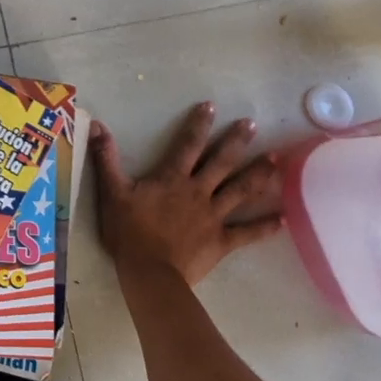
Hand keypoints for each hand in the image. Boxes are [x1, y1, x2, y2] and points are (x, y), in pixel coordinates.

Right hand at [91, 102, 280, 286]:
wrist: (149, 273)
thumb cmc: (129, 232)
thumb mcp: (112, 192)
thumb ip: (106, 158)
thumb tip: (96, 124)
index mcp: (172, 178)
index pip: (188, 144)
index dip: (199, 124)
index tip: (212, 106)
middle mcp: (198, 191)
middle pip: (222, 162)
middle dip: (237, 141)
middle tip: (253, 124)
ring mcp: (213, 216)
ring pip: (241, 190)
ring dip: (259, 174)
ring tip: (278, 160)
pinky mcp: (222, 241)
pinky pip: (247, 232)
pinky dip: (266, 226)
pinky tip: (284, 218)